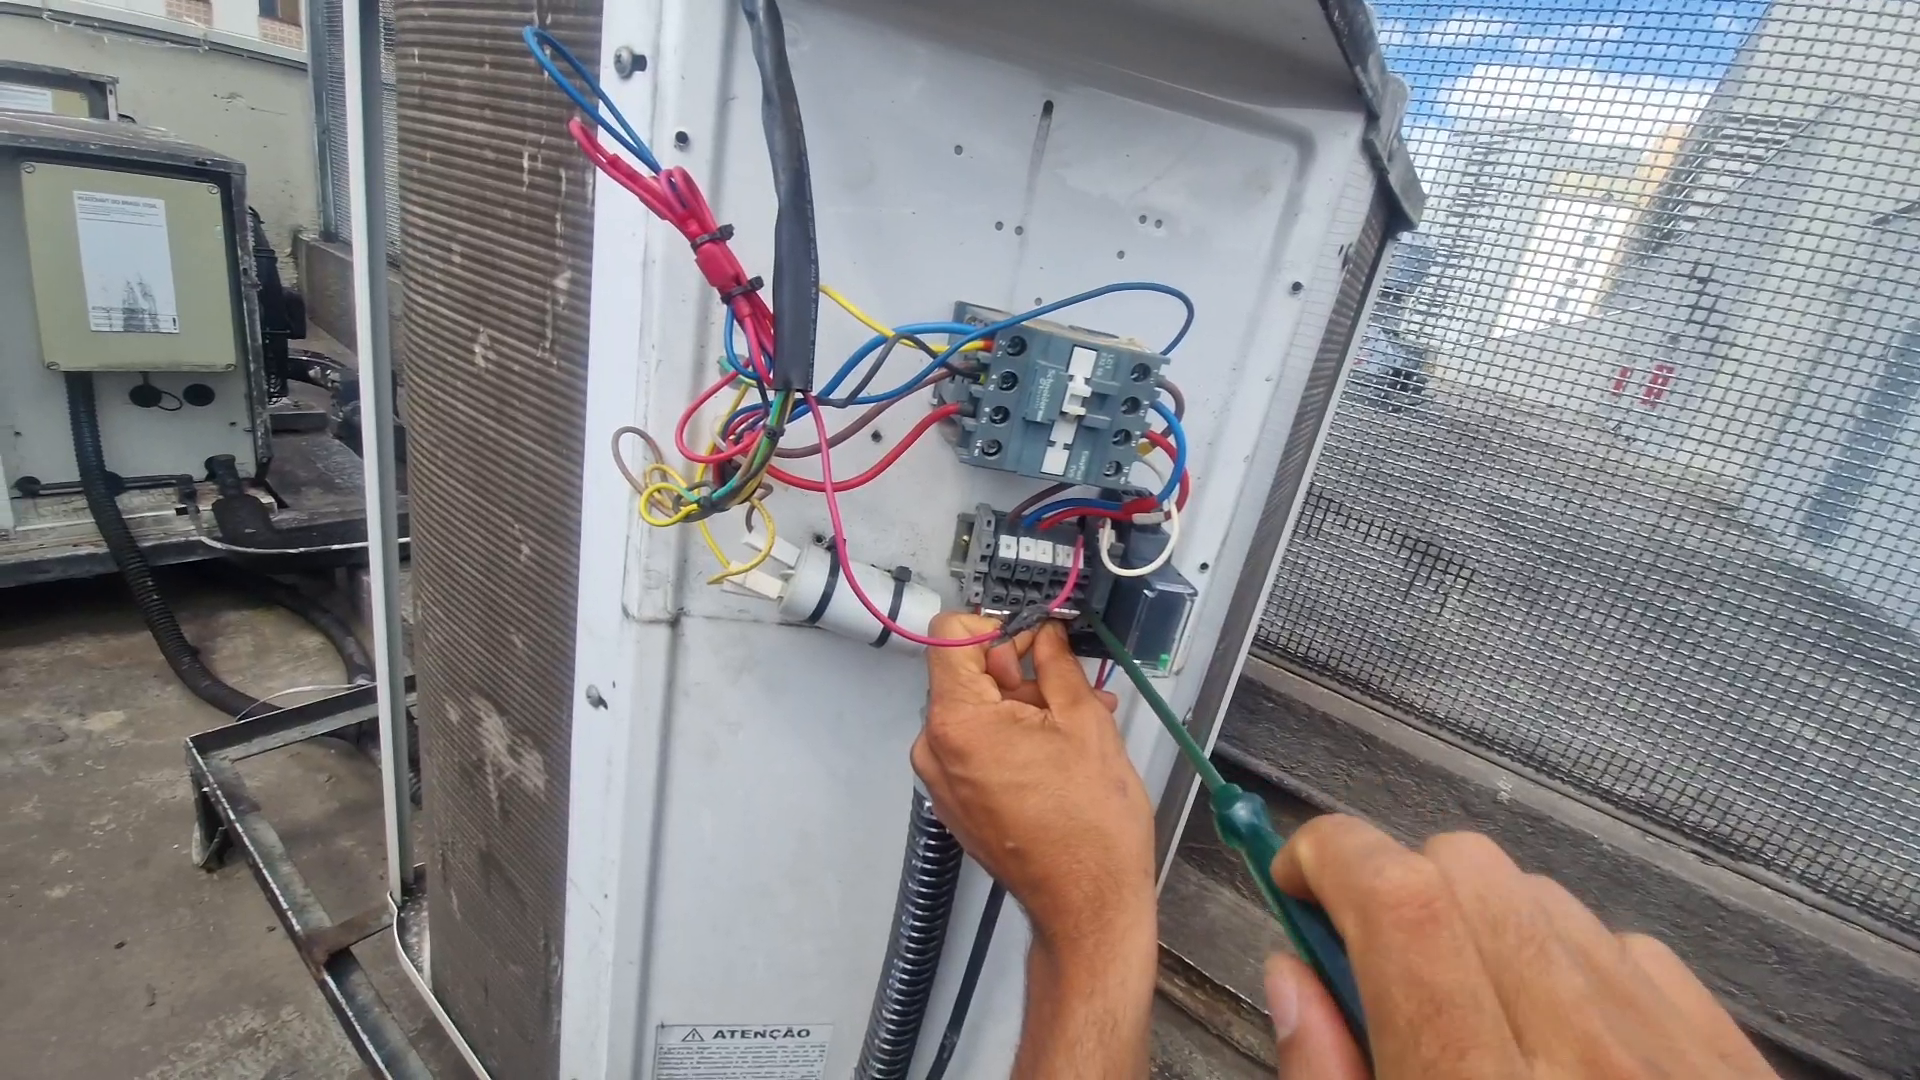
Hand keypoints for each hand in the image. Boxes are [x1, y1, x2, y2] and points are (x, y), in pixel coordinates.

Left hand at [912, 615, 1153, 949]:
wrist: (1087, 906)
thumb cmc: (1091, 822)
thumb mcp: (1084, 720)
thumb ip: (1055, 661)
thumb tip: (1042, 630)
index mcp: (957, 723)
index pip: (948, 634)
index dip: (994, 627)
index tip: (1033, 643)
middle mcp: (934, 748)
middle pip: (964, 673)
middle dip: (1016, 669)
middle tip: (1068, 684)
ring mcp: (941, 778)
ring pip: (976, 709)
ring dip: (1024, 703)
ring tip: (1079, 719)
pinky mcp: (955, 799)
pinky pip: (976, 744)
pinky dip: (1012, 733)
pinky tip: (1059, 746)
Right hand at [1263, 815, 1778, 1079]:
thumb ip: (1322, 1078)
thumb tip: (1290, 966)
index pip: (1400, 900)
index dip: (1330, 853)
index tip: (1294, 880)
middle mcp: (1590, 1065)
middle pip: (1466, 869)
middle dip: (1394, 879)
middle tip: (1371, 947)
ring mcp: (1684, 1068)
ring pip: (1540, 895)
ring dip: (1474, 916)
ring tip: (1464, 996)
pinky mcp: (1745, 1076)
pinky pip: (1627, 950)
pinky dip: (1561, 956)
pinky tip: (1553, 1031)